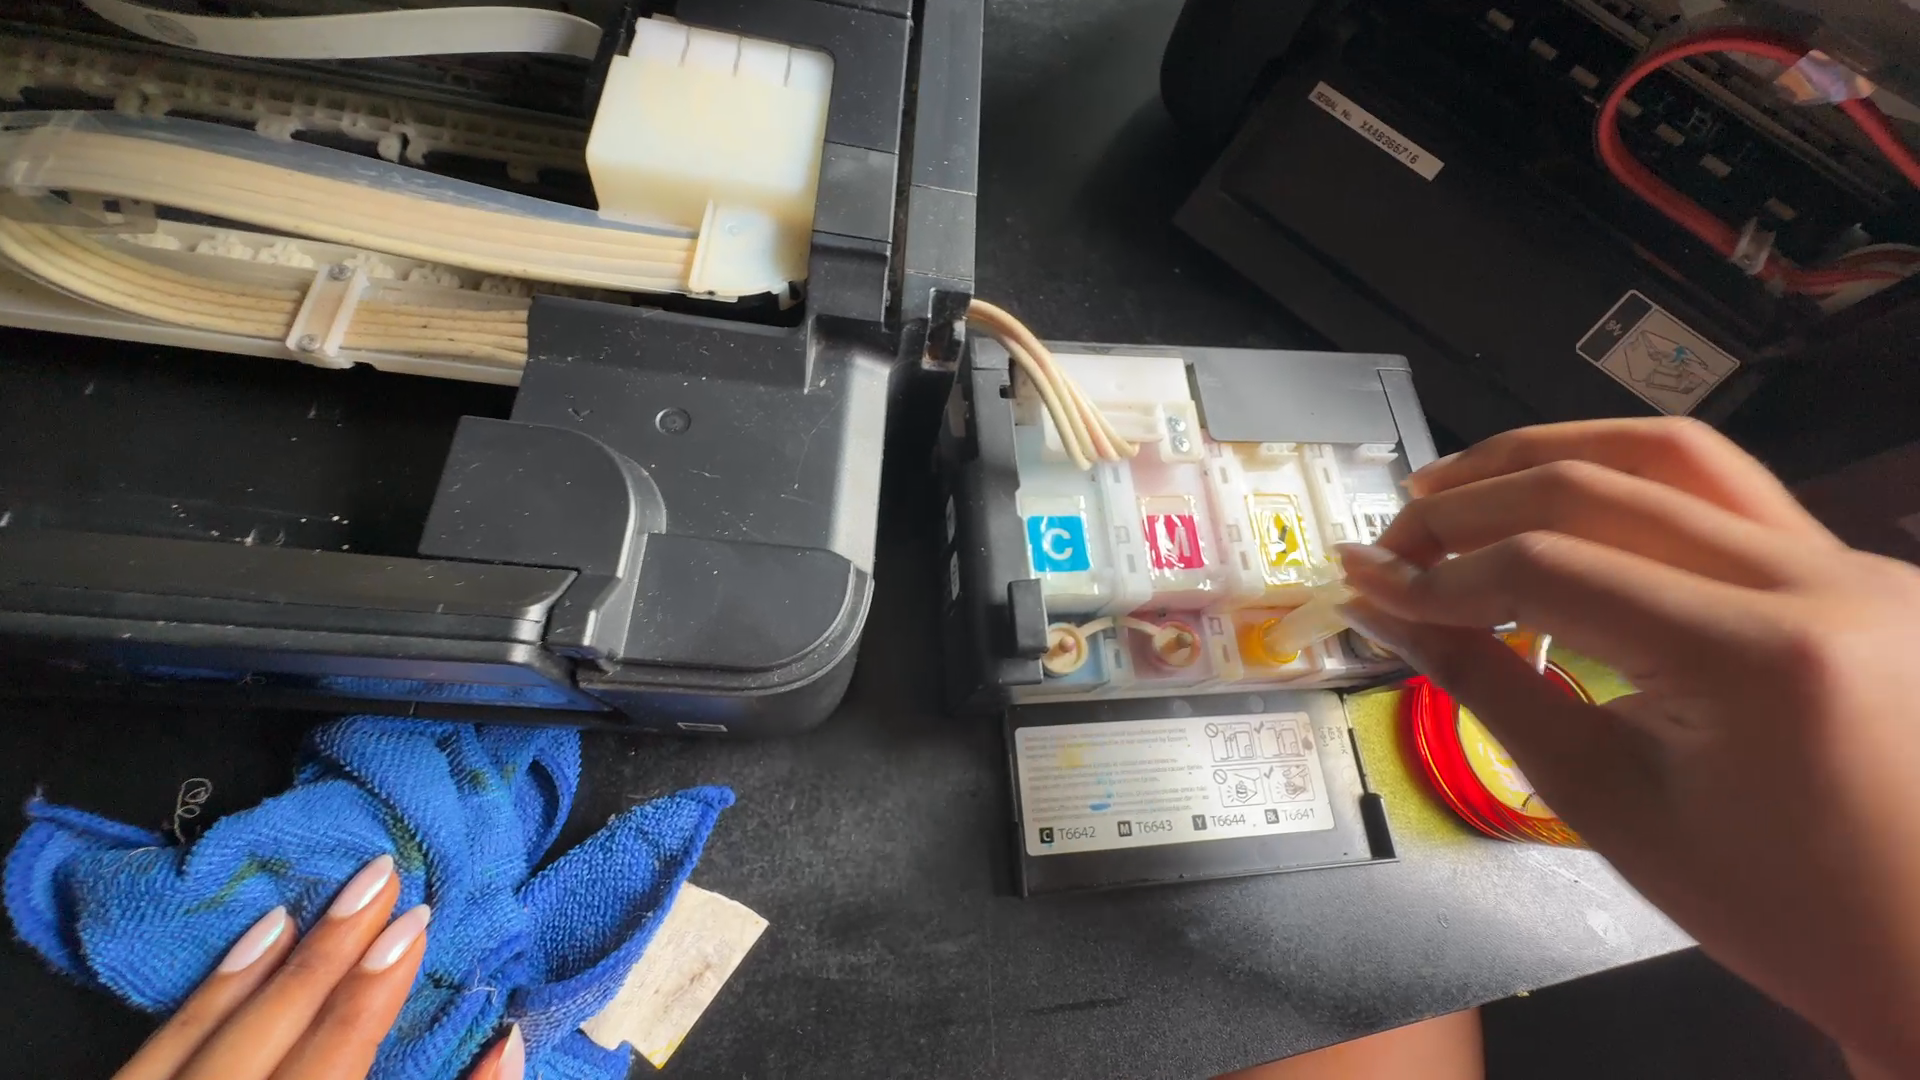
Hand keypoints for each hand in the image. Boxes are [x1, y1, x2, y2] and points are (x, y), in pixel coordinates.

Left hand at [112, 854, 523, 1079]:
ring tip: (309, 908)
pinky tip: (244, 953)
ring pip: (188, 1055)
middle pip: (262, 1048)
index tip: (413, 923)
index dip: (369, 995)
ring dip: (253, 977)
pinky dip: (197, 1005)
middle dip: (325, 958)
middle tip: (378, 878)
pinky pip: (145, 1068)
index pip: (323, 1071)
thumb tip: (508, 1042)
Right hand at [1335, 418, 1919, 1075]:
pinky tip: (1541, 488)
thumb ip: (1474, 676)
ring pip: (1658, 452)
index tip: (1360, 584)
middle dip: (1461, 512)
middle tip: (1387, 546)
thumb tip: (1376, 608)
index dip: (1432, 576)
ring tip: (1443, 484)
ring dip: (1528, 458)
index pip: (1544, 571)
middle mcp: (1817, 578)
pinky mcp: (1841, 561)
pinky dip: (1603, 468)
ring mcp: (1844, 558)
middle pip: (1587, 491)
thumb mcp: (1593, 791)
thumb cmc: (1764, 897)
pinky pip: (1709, 481)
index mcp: (1759, 656)